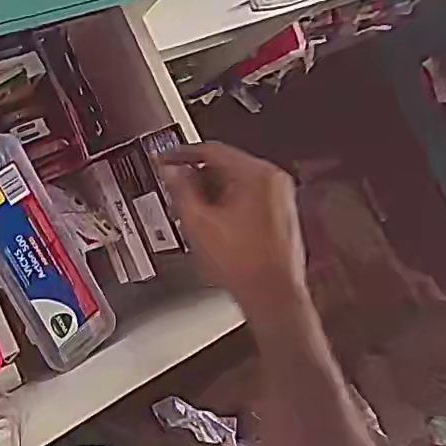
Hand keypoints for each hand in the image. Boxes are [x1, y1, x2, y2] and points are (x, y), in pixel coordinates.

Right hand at [156, 141, 307, 313]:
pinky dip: (226, 203)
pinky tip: (210, 222)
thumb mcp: (199, 223)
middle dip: (196, 177)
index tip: (166, 159)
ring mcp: (279, 197)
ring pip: (235, 182)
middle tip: (174, 187)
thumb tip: (172, 173)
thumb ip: (181, 190)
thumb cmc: (244, 265)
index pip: (212, 150)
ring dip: (210, 192)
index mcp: (256, 175)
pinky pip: (246, 197)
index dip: (182, 154)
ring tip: (190, 210)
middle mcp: (273, 181)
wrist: (271, 295)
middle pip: (225, 165)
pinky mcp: (279, 214)